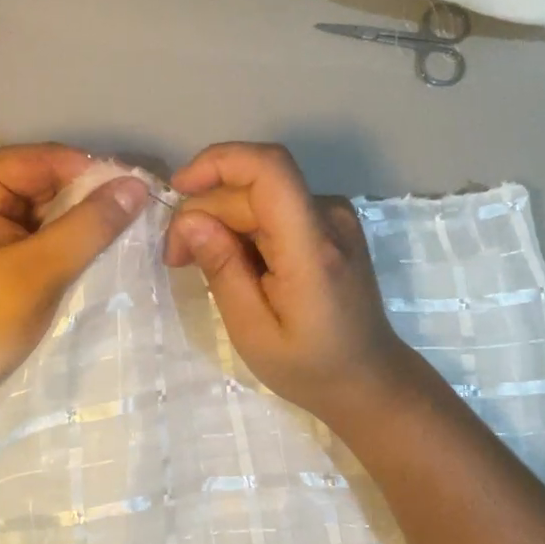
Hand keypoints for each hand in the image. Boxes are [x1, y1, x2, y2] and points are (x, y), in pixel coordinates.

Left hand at [0, 144, 146, 409]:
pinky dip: (60, 237)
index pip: (43, 159)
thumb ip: (90, 225)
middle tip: (135, 221)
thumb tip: (137, 186)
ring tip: (117, 239)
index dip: (93, 174)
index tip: (140, 196)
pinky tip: (87, 253)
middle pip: (42, 177)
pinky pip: (32, 226)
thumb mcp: (41, 271)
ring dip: (77, 220)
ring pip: (42, 203)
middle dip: (86, 198)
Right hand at [162, 142, 422, 422]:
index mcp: (312, 247)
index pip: (269, 169)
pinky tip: (232, 262)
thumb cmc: (309, 367)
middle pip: (254, 187)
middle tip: (175, 258)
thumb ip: (223, 270)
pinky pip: (276, 209)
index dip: (217, 163)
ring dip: (222, 220)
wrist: (368, 379)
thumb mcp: (253, 331)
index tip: (178, 191)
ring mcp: (334, 218)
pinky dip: (245, 227)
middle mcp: (329, 218)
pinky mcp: (330, 226)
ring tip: (198, 263)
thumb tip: (190, 219)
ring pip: (261, 196)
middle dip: (205, 210)